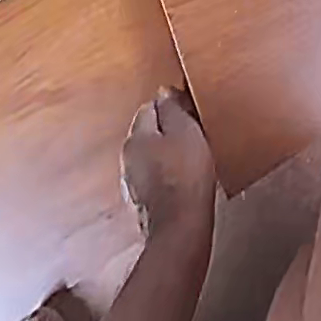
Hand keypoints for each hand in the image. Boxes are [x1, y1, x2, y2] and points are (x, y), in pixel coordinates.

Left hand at [120, 88, 216, 238]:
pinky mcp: (141, 203)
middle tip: (194, 134)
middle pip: (148, 131)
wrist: (181, 228)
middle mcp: (127, 157)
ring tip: (191, 158)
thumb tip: (163, 92)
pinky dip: (165, 175)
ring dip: (166, 153)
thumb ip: (172, 108)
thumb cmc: (186, 173)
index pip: (150, 107)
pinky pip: (154, 177)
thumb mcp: (185, 130)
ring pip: (150, 155)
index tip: (191, 113)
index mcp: (135, 136)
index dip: (172, 106)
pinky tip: (182, 181)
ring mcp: (131, 182)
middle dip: (167, 129)